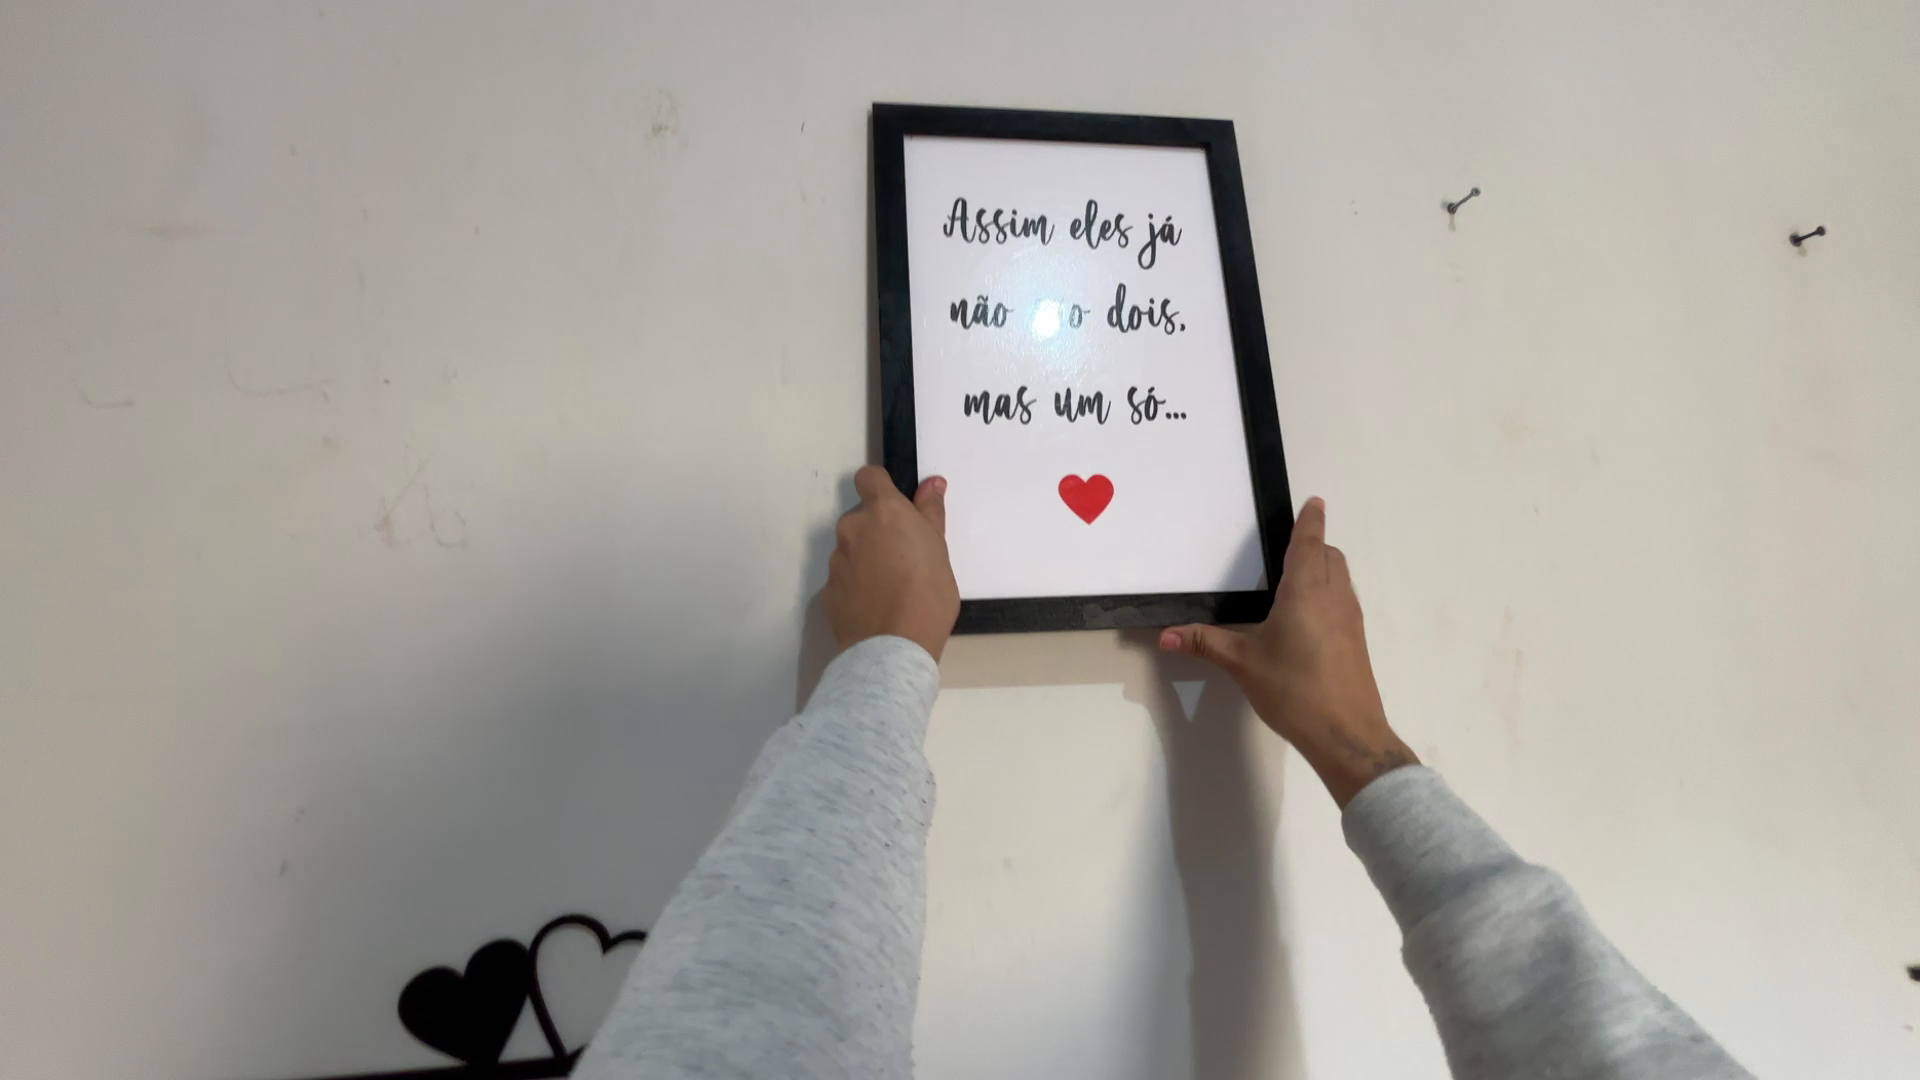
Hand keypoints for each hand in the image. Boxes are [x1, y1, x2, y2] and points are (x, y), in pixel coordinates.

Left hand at [824, 466, 960, 660]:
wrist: (893, 646)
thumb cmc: (928, 592)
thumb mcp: (940, 549)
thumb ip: (930, 512)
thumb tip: (931, 483)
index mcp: (883, 511)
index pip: (869, 477)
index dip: (881, 487)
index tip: (896, 506)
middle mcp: (853, 528)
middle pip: (862, 518)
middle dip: (878, 531)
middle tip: (905, 558)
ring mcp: (836, 560)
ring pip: (852, 549)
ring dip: (867, 559)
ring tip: (891, 588)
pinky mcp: (827, 590)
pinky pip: (844, 578)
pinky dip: (857, 586)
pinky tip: (876, 606)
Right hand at [1159, 497, 1416, 806]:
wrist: (1347, 734)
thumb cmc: (1294, 689)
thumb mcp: (1241, 662)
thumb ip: (1203, 643)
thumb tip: (1165, 635)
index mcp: (1305, 593)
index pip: (1309, 545)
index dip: (1310, 522)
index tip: (1314, 502)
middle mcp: (1333, 599)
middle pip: (1330, 557)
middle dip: (1315, 544)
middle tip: (1292, 543)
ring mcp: (1350, 620)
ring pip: (1341, 578)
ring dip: (1324, 567)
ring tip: (1296, 575)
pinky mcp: (1355, 641)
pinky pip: (1343, 600)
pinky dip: (1328, 591)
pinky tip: (1306, 614)